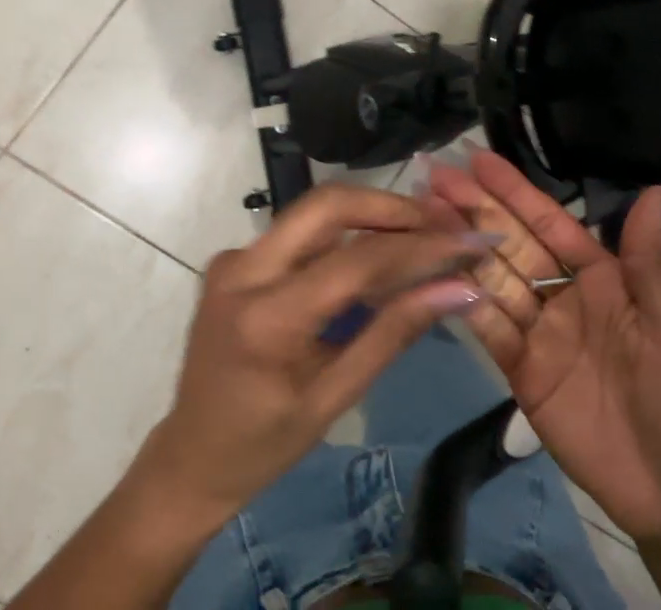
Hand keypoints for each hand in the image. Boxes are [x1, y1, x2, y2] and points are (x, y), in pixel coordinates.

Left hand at [136, 184, 487, 520]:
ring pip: (315, 213)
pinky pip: (300, 233)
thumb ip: (393, 333)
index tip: (470, 240)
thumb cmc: (264, 443)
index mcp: (266, 316)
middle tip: (445, 224)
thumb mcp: (334, 395)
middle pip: (328, 205)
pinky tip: (382, 256)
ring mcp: (234, 259)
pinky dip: (346, 236)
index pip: (357, 260)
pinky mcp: (237, 261)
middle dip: (393, 208)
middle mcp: (242, 270)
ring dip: (373, 217)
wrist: (190, 456)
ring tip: (427, 235)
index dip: (420, 246)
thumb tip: (459, 288)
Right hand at [425, 151, 660, 540]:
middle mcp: (564, 297)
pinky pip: (490, 331)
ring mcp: (538, 334)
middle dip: (476, 209)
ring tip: (421, 216)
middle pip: (513, 244)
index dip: (515, 192)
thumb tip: (657, 184)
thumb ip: (646, 260)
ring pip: (493, 280)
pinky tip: (434, 275)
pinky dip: (465, 305)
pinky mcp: (520, 371)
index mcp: (603, 279)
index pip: (550, 224)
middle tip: (433, 177)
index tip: (478, 159)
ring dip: (460, 248)